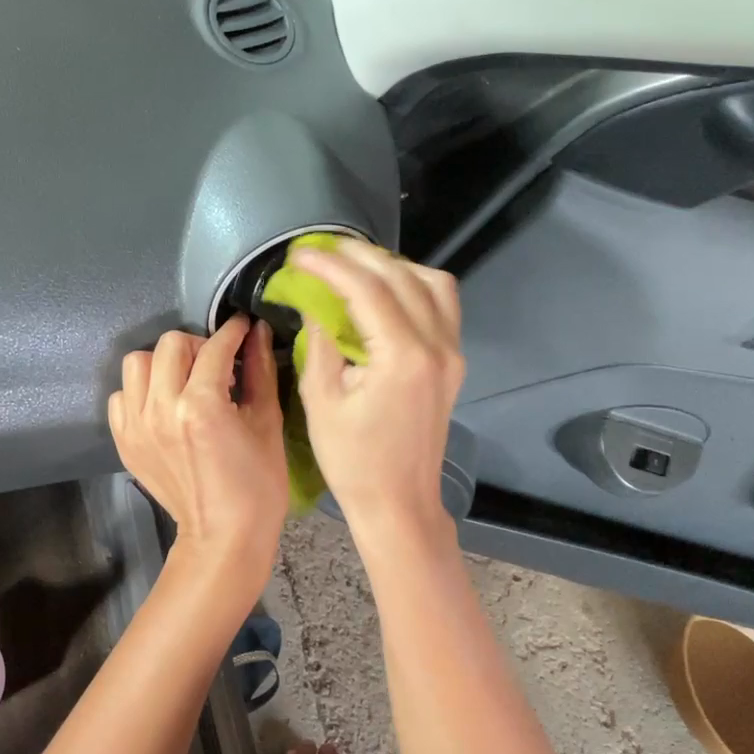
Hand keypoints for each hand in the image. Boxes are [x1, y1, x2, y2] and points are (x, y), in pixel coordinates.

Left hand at [108, 315, 287, 583]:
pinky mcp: (123, 441)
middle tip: (215, 364)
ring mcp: (136, 425)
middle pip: (169, 345)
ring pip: (137, 364)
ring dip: (162, 365)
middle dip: (197, 346)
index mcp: (201, 405)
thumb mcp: (267, 424)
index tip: (241, 328)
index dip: (232, 332)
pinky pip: (120, 396)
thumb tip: (256, 331)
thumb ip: (259, 370)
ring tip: (184, 382)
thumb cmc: (257, 486)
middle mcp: (161, 409)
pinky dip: (140, 393)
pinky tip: (163, 406)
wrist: (222, 537)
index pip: (213, 348)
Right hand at [294, 241, 465, 548]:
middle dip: (359, 256)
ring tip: (353, 267)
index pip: (368, 289)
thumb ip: (320, 344)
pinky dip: (412, 286)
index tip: (300, 254)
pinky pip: (441, 305)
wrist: (398, 502)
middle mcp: (437, 346)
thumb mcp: (321, 401)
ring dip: (392, 266)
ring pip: (432, 283)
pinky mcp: (452, 362)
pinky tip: (381, 292)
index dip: (331, 265)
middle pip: (403, 276)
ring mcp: (451, 353)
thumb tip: (315, 305)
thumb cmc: (352, 460)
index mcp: (402, 357)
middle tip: (322, 251)